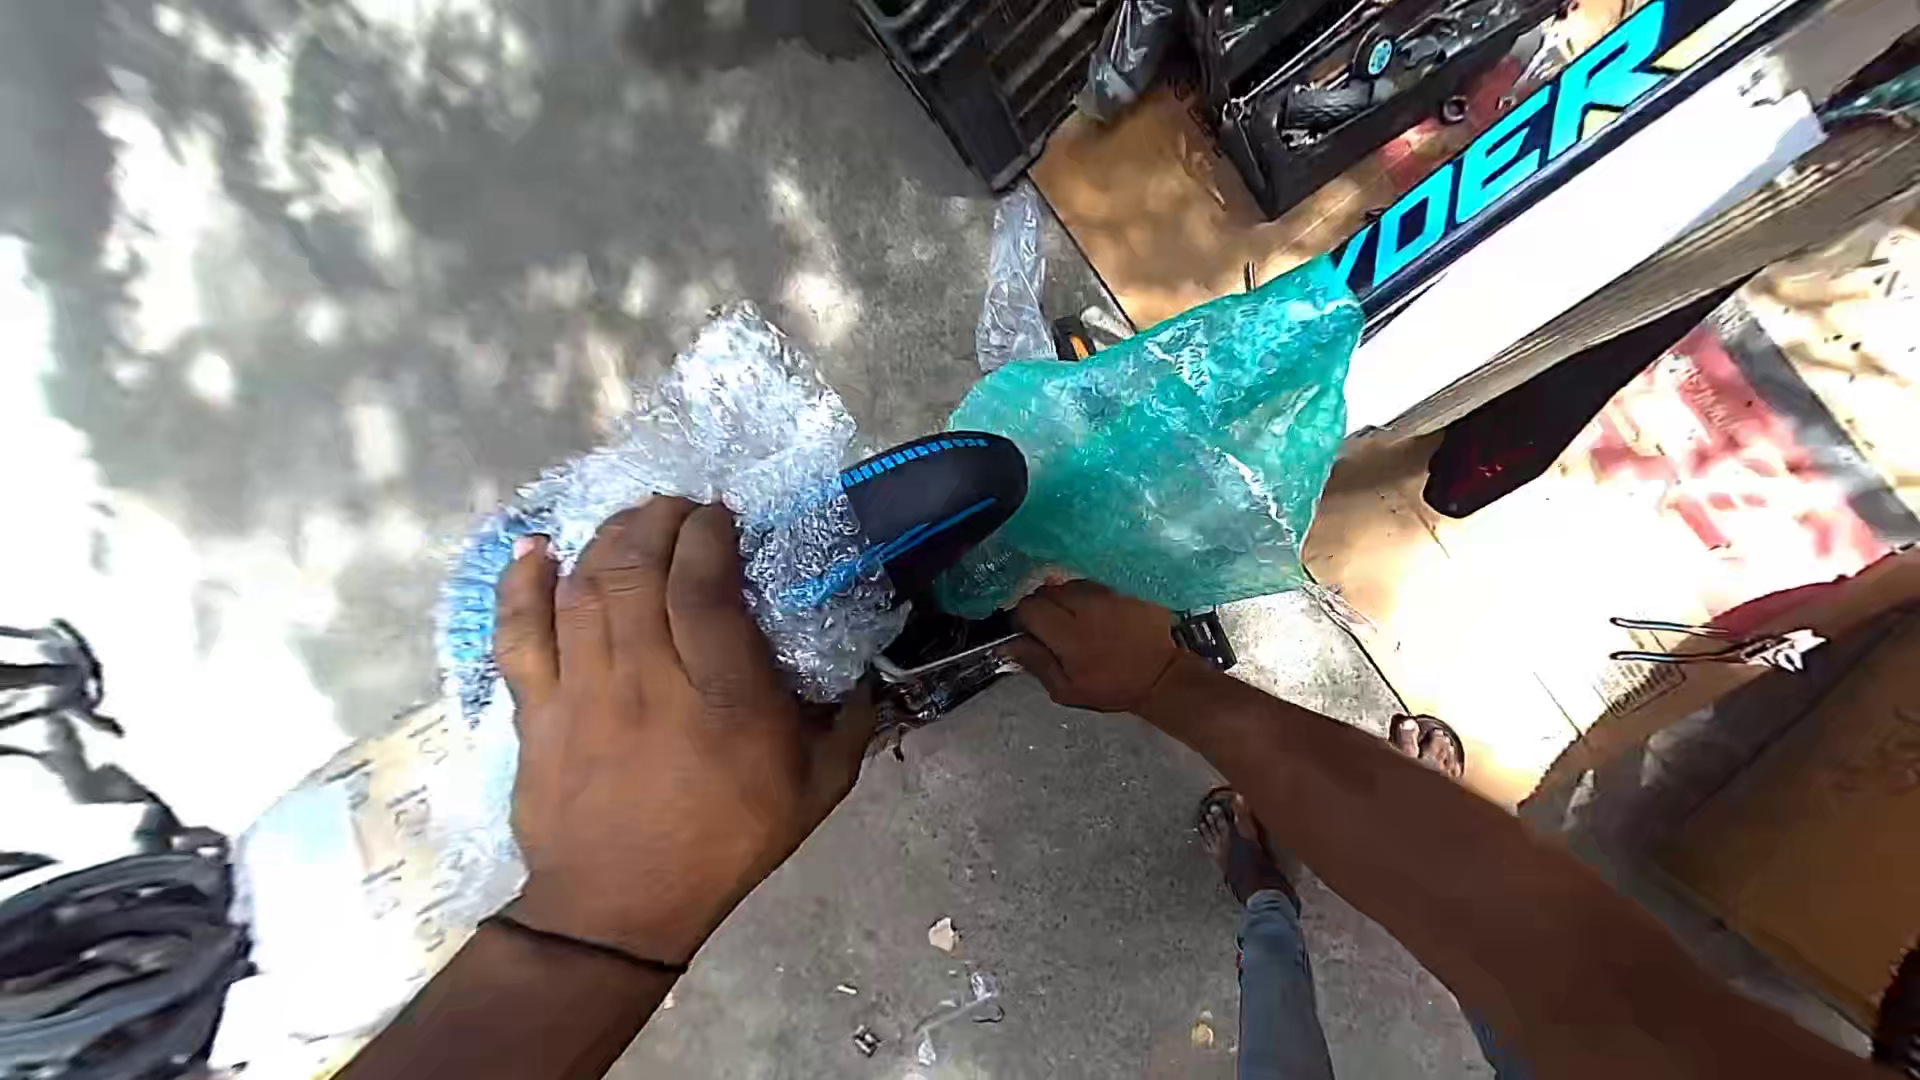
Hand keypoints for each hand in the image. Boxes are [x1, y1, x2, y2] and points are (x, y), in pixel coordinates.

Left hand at [494, 498, 873, 966]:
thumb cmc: (729, 837)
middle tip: (678, 507)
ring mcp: (583, 691)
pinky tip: (534, 546)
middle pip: (637, 571)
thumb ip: (854, 721)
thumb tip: (871, 674)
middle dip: (657, 520)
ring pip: (583, 587)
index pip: (703, 588)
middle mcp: (648, 679)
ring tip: (633, 518)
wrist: (620, 908)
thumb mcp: (819, 786)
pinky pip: (518, 632)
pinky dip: (520, 583)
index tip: (720, 514)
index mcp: (723, 695)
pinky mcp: (537, 709)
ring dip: (607, 537)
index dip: (707, 535)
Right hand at [1002, 580, 1184, 713]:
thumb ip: (1035, 662)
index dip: (1023, 619)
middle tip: (1051, 629)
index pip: (1029, 608)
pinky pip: (1092, 584)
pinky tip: (1095, 615)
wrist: (1162, 676)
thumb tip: (1007, 644)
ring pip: (1067, 584)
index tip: (1029, 632)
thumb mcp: (1067, 689)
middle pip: (1045, 591)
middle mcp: (1086, 606)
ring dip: (1063, 599)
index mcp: (1069, 634)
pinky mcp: (1122, 589)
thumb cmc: (1111, 687)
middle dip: (1042, 607)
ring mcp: (1107, 594)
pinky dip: (1086, 597)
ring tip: (1074, 620)